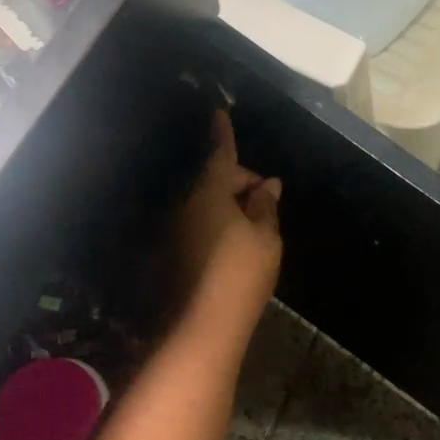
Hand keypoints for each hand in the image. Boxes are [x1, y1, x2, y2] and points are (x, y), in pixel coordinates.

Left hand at [176, 109, 281, 332]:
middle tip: (268, 202)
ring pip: (206, 204)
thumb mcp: (266, 238)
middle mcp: (185, 204)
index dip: (224, 133)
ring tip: (256, 229)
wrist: (200, 327)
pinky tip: (236, 248)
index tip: (219, 112)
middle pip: (215, 180)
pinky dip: (217, 225)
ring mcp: (174, 230)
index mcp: (209, 193)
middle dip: (242, 183)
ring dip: (230, 207)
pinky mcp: (171, 253)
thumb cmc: (240, 274)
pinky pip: (198, 225)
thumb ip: (266, 207)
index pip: (221, 154)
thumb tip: (267, 185)